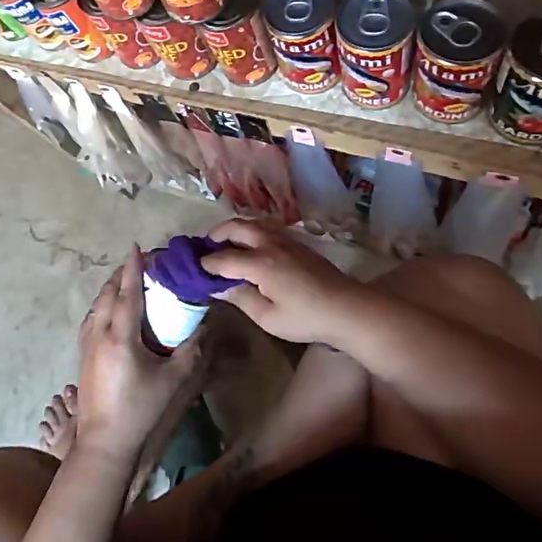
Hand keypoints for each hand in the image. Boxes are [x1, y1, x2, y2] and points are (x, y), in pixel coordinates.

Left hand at [73, 248, 201, 461]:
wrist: (105, 442)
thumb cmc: (140, 410)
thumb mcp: (172, 381)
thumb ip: (189, 351)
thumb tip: (202, 327)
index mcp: (121, 336)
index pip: (127, 293)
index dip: (133, 269)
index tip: (137, 247)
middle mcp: (100, 334)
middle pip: (107, 295)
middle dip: (121, 274)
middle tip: (138, 262)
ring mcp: (87, 345)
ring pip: (95, 307)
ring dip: (109, 289)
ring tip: (124, 281)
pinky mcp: (82, 356)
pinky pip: (90, 320)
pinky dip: (101, 306)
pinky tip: (109, 311)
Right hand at [202, 219, 366, 345]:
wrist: (347, 308)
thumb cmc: (306, 318)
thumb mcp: (267, 317)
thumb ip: (240, 298)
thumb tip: (218, 286)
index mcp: (260, 263)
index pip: (223, 258)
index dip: (206, 263)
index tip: (194, 268)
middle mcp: (270, 244)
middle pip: (237, 227)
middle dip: (217, 234)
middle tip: (206, 247)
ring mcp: (286, 240)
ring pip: (253, 223)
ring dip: (235, 230)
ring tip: (226, 244)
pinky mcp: (298, 243)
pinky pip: (267, 228)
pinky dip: (251, 232)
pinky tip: (251, 247)